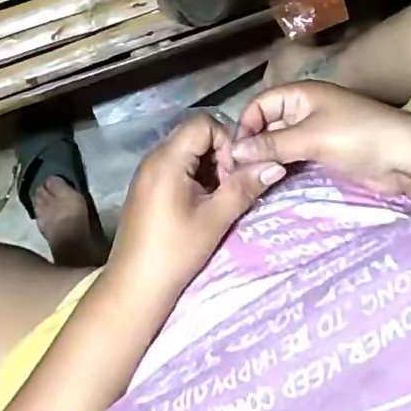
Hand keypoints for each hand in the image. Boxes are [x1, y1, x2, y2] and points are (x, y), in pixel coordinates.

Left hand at [107, 113, 284, 301]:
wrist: (134, 286)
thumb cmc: (176, 251)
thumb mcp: (215, 219)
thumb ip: (244, 187)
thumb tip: (276, 164)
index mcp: (167, 158)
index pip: (204, 124)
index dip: (226, 142)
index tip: (233, 176)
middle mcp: (154, 157)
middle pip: (194, 134)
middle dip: (219, 155)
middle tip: (227, 189)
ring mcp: (147, 171)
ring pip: (186, 150)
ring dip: (208, 168)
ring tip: (216, 200)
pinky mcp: (146, 186)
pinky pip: (175, 165)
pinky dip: (193, 177)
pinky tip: (200, 206)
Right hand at [225, 81, 410, 198]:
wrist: (409, 160)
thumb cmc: (359, 137)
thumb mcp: (311, 137)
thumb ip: (271, 144)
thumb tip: (234, 152)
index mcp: (300, 93)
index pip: (259, 104)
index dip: (245, 125)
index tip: (234, 154)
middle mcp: (304, 108)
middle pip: (268, 124)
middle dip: (253, 144)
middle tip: (237, 173)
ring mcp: (316, 131)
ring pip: (281, 143)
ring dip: (267, 159)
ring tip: (250, 182)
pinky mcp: (326, 153)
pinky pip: (296, 157)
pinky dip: (283, 168)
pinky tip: (272, 183)